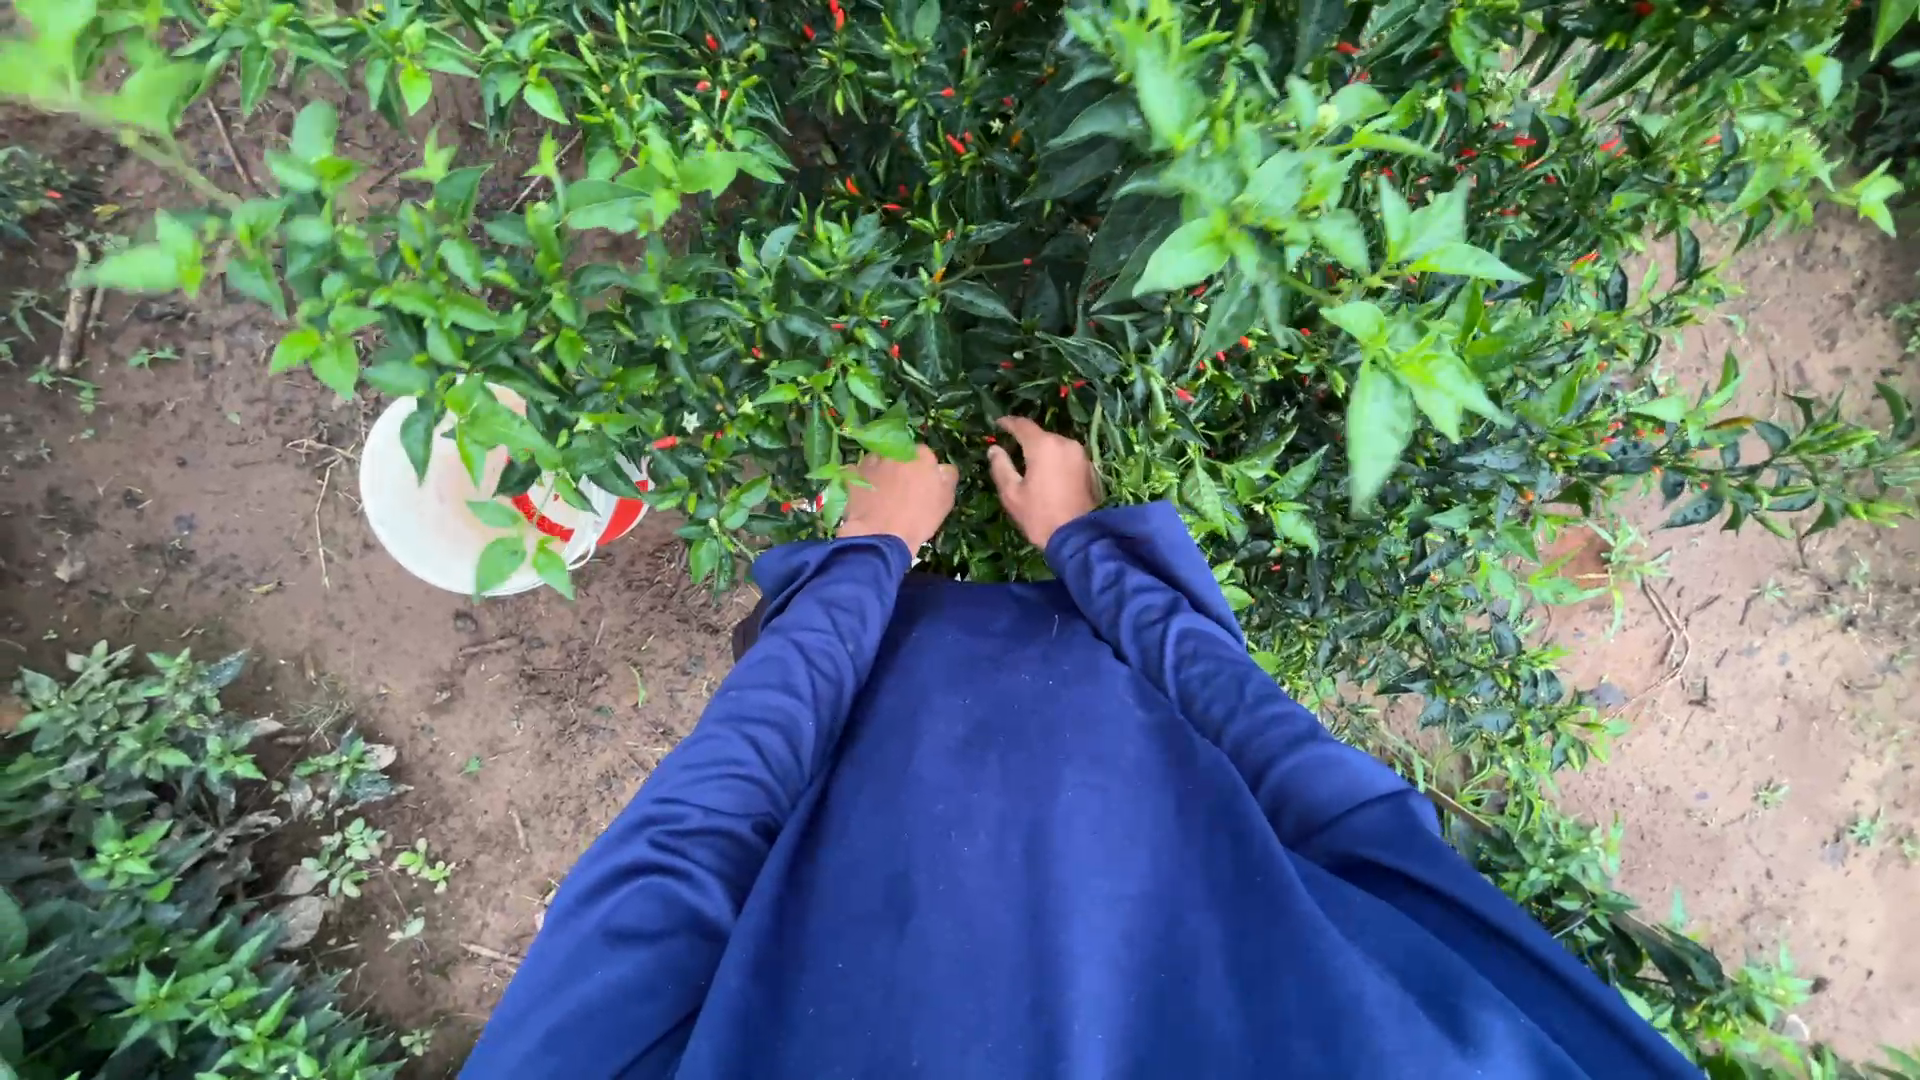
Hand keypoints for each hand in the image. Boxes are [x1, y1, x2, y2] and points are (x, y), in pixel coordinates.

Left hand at [837, 444, 958, 552]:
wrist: (881, 537)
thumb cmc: (919, 519)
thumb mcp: (946, 500)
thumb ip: (947, 477)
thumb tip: (943, 468)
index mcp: (921, 455)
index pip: (924, 454)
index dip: (923, 468)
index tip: (922, 483)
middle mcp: (895, 452)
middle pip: (899, 454)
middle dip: (901, 466)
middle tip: (901, 488)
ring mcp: (871, 462)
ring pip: (878, 459)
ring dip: (880, 469)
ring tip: (881, 491)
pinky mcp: (852, 475)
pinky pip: (855, 471)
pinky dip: (859, 479)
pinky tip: (863, 492)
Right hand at [987, 416, 1099, 549]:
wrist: (1078, 538)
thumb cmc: (1040, 516)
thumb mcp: (1012, 494)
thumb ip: (1001, 467)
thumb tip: (994, 449)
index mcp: (1043, 446)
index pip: (1022, 425)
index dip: (1008, 423)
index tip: (998, 424)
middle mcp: (1065, 443)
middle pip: (1041, 436)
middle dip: (1026, 441)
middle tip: (1012, 451)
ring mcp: (1081, 456)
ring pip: (1056, 447)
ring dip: (1043, 452)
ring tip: (1031, 466)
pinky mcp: (1090, 469)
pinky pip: (1067, 458)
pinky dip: (1056, 462)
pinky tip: (1049, 477)